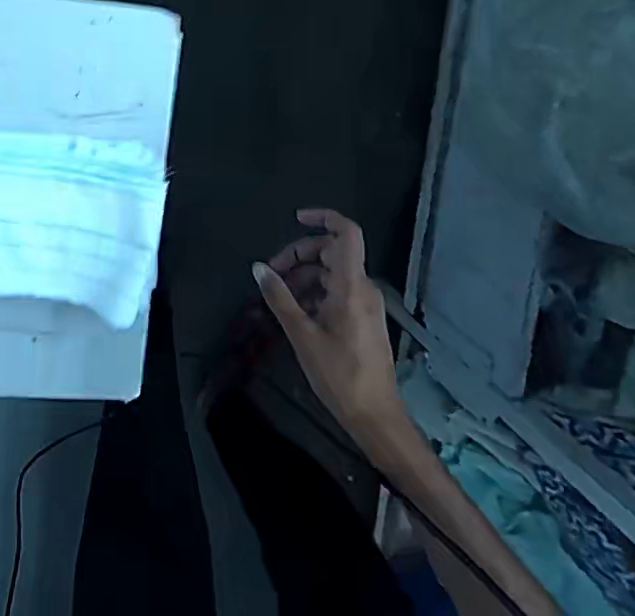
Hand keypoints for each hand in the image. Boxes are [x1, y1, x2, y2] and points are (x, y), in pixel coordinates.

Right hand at [253, 209, 403, 432]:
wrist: (375, 416)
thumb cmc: (339, 374)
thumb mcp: (302, 334)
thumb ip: (279, 297)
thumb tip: (258, 267)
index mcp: (352, 286)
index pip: (347, 233)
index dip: (324, 217)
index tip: (296, 218)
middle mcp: (362, 288)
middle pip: (331, 251)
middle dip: (298, 254)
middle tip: (270, 274)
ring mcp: (365, 303)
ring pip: (331, 272)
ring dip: (303, 275)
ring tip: (277, 297)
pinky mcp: (362, 318)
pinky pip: (336, 290)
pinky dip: (313, 291)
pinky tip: (294, 310)